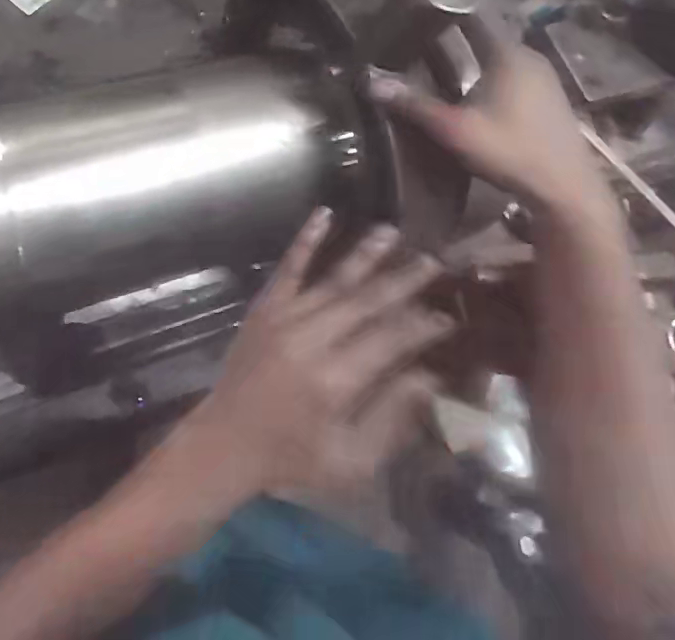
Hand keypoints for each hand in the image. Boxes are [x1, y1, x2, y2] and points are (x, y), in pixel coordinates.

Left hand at [167, 209, 450, 501]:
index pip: (390, 340)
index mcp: (335, 380)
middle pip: (366, 302)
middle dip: (404, 280)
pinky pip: (288, 268)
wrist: (226, 441)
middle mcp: (311, 340)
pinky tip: (323, 214)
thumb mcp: (351, 460)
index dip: (422, 326)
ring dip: (365, 254)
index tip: (448, 315)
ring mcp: (284, 318)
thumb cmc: (293, 457)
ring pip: (333, 279)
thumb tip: (428, 376)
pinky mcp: (265, 308)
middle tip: (434, 261)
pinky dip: (305, 239)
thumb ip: (391, 417)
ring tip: (393, 231)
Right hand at [368, 20, 613, 221]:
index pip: (472, 17)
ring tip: (439, 63)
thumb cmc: (510, 150)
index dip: (445, 9)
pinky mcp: (548, 97)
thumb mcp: (454, 129)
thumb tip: (371, 82)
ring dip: (472, 57)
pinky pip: (511, 73)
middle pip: (485, 36)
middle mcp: (527, 56)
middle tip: (419, 39)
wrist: (566, 188)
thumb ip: (413, 104)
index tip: (417, 8)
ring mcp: (543, 77)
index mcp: (506, 54)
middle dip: (454, 36)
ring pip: (499, 56)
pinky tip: (472, 91)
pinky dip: (488, 73)